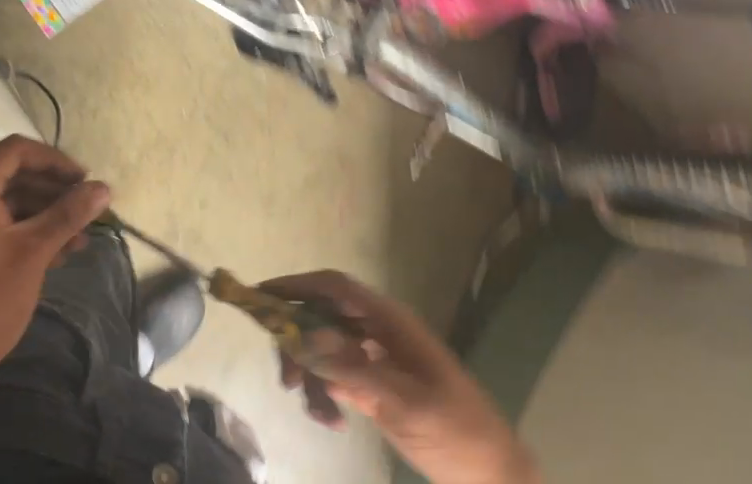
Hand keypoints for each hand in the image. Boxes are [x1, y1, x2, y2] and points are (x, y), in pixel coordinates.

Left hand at [0, 136, 110, 386]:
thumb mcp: (34, 253)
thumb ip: (69, 214)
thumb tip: (104, 188)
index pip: (15, 151)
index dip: (54, 161)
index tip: (85, 180)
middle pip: (12, 175)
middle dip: (54, 191)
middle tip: (88, 208)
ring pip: (7, 202)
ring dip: (44, 214)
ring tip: (81, 237)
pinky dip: (26, 230)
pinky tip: (58, 251)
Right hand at [261, 271, 535, 483]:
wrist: (490, 472)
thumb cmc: (454, 429)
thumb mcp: (403, 401)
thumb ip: (353, 368)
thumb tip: (304, 335)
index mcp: (390, 322)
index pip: (336, 288)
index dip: (298, 285)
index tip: (261, 296)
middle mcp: (379, 332)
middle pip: (323, 317)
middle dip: (299, 342)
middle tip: (288, 379)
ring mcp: (376, 359)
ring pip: (324, 349)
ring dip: (311, 375)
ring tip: (317, 412)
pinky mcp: (374, 384)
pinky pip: (335, 376)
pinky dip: (325, 394)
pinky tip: (332, 421)